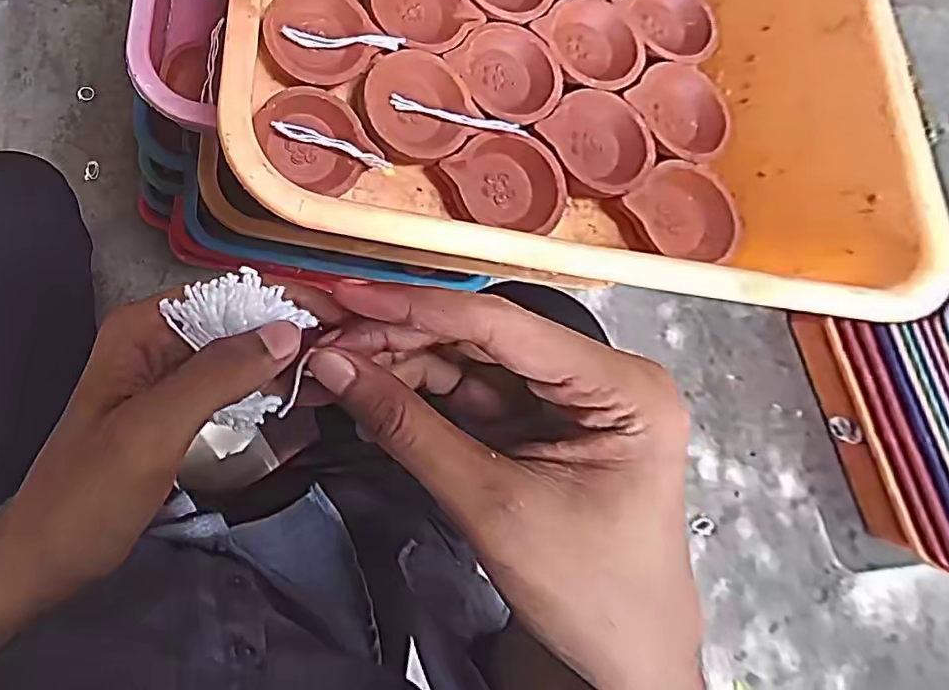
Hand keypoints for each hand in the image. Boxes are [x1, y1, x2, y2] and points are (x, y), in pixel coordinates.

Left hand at [0, 296, 305, 689]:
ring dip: (281, 353)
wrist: (48, 552)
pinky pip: (226, 379)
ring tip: (338, 361)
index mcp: (142, 325)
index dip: (282, 297)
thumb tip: (284, 330)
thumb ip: (217, 375)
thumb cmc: (90, 491)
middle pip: (234, 316)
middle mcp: (154, 335)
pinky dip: (262, 382)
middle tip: (350, 341)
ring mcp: (164, 369)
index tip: (340, 312)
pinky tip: (297, 391)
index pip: (225, 292)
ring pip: (234, 347)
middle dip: (289, 323)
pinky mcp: (173, 401)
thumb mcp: (154, 429)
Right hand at [307, 283, 701, 689]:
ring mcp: (552, 394)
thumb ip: (406, 427)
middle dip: (392, 337)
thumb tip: (336, 366)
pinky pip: (451, 384)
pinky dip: (404, 387)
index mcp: (618, 387)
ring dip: (390, 360)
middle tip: (329, 339)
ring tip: (336, 367)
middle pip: (468, 334)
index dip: (414, 305)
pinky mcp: (521, 414)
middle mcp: (588, 376)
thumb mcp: (491, 504)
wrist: (615, 665)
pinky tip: (365, 391)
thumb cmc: (597, 598)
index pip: (498, 323)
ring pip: (452, 355)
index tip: (352, 296)